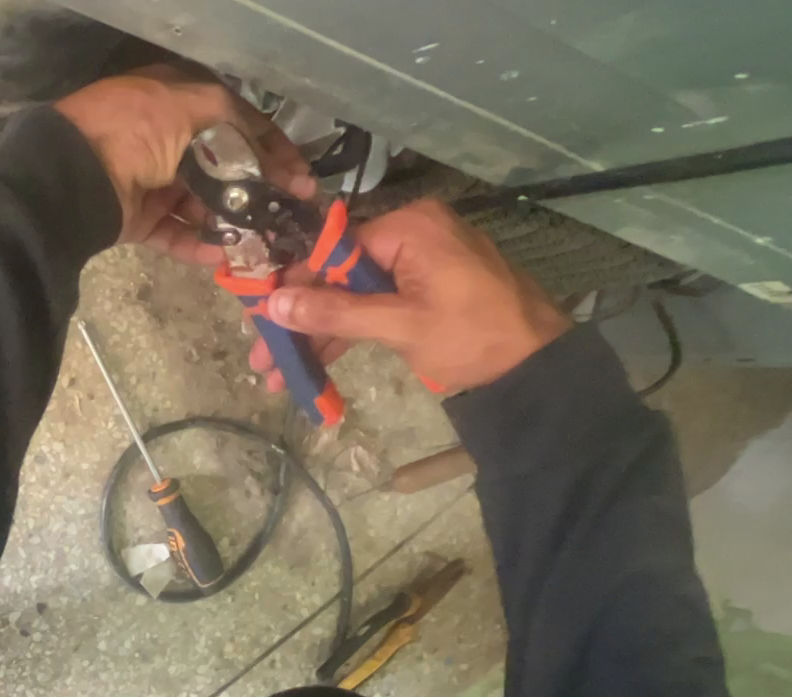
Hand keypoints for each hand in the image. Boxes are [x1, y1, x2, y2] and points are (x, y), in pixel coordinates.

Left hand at [53, 67, 313, 264]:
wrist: (76, 174)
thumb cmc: (138, 128)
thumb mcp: (194, 107)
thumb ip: (236, 125)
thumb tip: (266, 153)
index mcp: (180, 102)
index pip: (238, 125)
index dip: (273, 151)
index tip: (301, 180)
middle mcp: (168, 141)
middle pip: (222, 170)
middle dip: (255, 193)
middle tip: (287, 217)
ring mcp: (152, 182)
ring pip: (201, 206)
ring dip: (231, 224)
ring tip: (263, 242)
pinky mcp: (139, 221)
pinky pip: (176, 235)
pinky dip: (199, 247)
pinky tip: (225, 257)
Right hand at [255, 199, 570, 393]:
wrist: (535, 367)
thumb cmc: (473, 337)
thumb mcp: (400, 326)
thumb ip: (335, 313)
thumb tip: (274, 303)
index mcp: (409, 228)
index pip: (331, 249)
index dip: (291, 285)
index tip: (256, 317)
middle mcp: (407, 237)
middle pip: (334, 275)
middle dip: (297, 320)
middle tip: (262, 358)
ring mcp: (411, 266)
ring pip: (346, 297)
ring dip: (314, 336)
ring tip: (277, 374)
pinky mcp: (416, 292)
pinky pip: (367, 309)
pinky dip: (342, 337)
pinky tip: (311, 367)